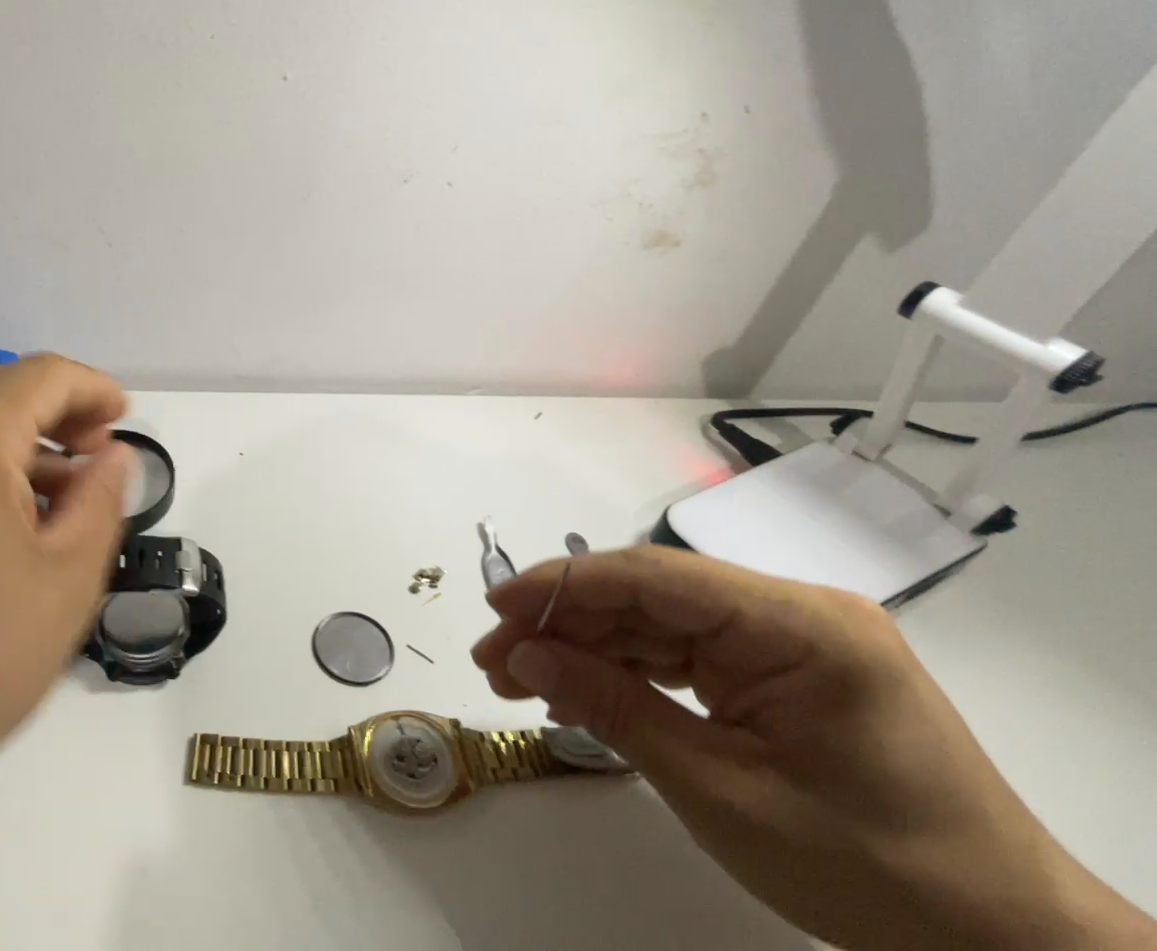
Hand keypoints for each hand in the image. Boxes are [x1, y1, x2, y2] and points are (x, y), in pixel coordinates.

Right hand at [472, 546, 1155, 950]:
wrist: (995, 939)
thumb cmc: (864, 864)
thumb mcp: (717, 786)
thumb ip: (613, 706)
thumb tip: (523, 653)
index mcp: (798, 624)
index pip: (654, 576)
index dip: (564, 584)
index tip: (496, 606)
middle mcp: (796, 614)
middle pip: (652, 597)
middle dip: (566, 625)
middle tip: (495, 663)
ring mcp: (793, 642)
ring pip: (662, 624)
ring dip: (590, 650)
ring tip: (522, 684)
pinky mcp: (787, 673)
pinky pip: (690, 657)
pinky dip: (631, 675)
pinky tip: (581, 698)